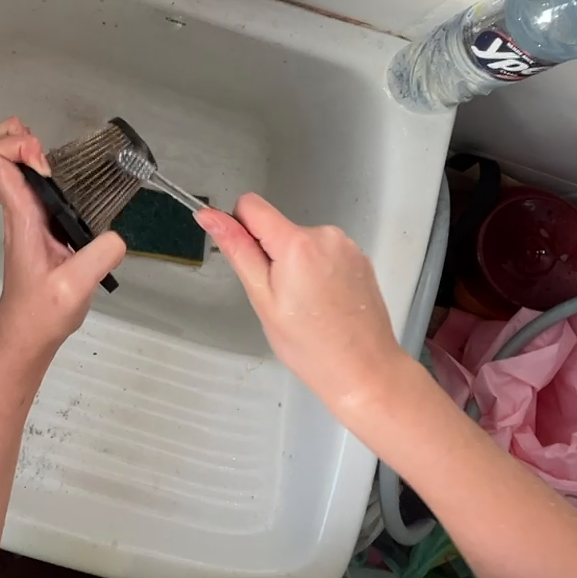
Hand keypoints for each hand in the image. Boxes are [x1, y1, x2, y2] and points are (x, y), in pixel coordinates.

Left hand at [0, 117, 125, 353]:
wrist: (27, 333)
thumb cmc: (44, 312)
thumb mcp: (76, 287)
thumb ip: (99, 257)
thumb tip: (117, 236)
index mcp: (22, 216)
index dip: (20, 148)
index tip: (48, 165)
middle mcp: (14, 210)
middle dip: (8, 136)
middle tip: (38, 144)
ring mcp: (17, 215)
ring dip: (12, 145)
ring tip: (41, 148)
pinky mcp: (27, 222)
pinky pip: (11, 180)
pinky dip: (22, 163)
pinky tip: (48, 171)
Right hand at [197, 194, 414, 418]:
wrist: (366, 372)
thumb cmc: (312, 346)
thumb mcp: (262, 298)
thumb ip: (237, 249)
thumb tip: (210, 216)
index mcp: (297, 243)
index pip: (251, 205)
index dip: (240, 228)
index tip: (249, 260)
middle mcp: (325, 235)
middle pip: (277, 226)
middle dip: (270, 254)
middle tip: (281, 297)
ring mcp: (346, 246)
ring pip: (299, 240)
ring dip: (295, 263)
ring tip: (305, 304)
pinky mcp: (359, 258)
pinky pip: (322, 252)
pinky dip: (316, 270)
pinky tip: (323, 302)